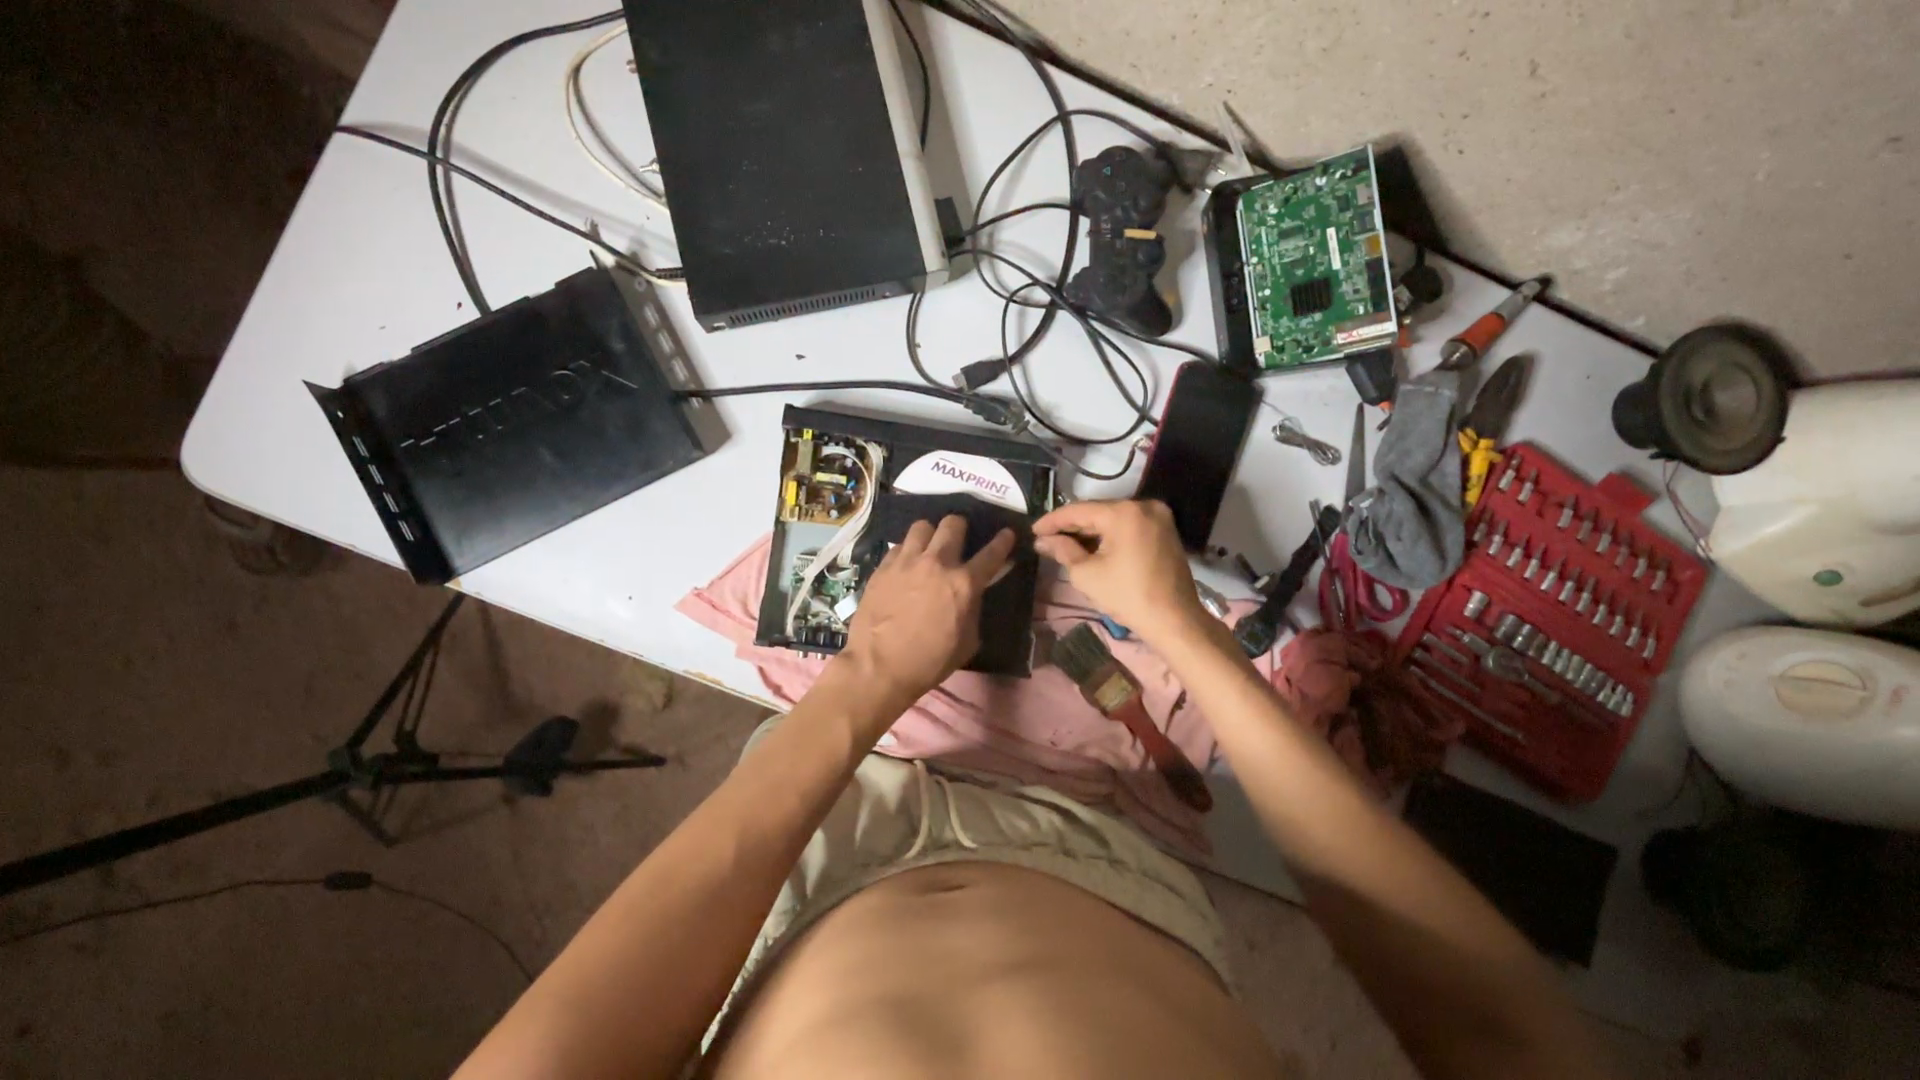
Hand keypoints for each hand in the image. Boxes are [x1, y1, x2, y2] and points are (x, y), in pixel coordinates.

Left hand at [838, 516, 1015, 709]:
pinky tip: (905, 565)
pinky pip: (898, 546)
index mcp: (963, 583)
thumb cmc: (929, 662)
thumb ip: (973, 610)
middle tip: (959, 539)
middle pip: (953, 524)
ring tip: (928, 547)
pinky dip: (906, 551)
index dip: (1003, 542)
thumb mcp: (967, 642)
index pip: (991, 554)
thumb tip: (971, 596)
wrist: (878, 667)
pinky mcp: (882, 567)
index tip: (1006, 534)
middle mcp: (936, 563)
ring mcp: (906, 562)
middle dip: (960, 528)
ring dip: (930, 534)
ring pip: (922, 526)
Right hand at [1033, 500, 1209, 644]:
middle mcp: (1144, 506)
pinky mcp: (1165, 531)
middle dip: (1072, 526)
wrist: (1174, 620)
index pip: (1079, 510)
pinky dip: (1110, 535)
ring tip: (1065, 543)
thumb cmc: (1127, 596)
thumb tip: (1043, 541)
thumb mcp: (1087, 574)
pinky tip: (1092, 546)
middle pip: (1098, 511)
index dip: (1053, 520)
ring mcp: (1159, 517)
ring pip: (1114, 519)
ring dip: (1091, 531)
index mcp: (1124, 512)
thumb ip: (1063, 550)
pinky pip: (1130, 526)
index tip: (1034, 530)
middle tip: (1047, 538)